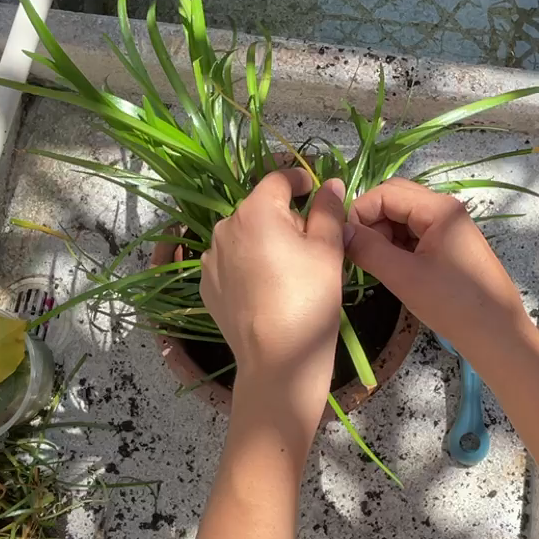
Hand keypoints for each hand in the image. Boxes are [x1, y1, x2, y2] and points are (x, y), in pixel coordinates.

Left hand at [200, 169, 346, 435]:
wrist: (278, 360)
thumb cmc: (309, 299)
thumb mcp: (329, 249)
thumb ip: (329, 209)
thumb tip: (331, 183)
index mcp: (256, 211)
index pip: (279, 178)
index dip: (300, 179)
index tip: (316, 189)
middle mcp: (225, 227)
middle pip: (261, 209)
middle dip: (286, 217)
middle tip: (314, 243)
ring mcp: (211, 258)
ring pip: (246, 236)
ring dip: (267, 242)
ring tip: (291, 271)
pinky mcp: (207, 286)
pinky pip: (233, 263)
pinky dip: (251, 266)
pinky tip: (270, 289)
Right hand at [344, 179, 529, 360]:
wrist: (496, 334)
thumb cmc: (452, 304)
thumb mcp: (404, 276)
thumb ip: (368, 249)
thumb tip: (339, 231)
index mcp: (438, 209)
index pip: (385, 193)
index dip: (359, 212)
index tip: (343, 241)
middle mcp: (444, 209)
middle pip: (394, 199)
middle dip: (370, 221)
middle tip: (358, 252)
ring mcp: (448, 226)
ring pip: (402, 216)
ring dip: (382, 234)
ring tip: (374, 263)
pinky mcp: (449, 244)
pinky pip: (414, 233)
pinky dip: (397, 244)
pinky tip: (391, 267)